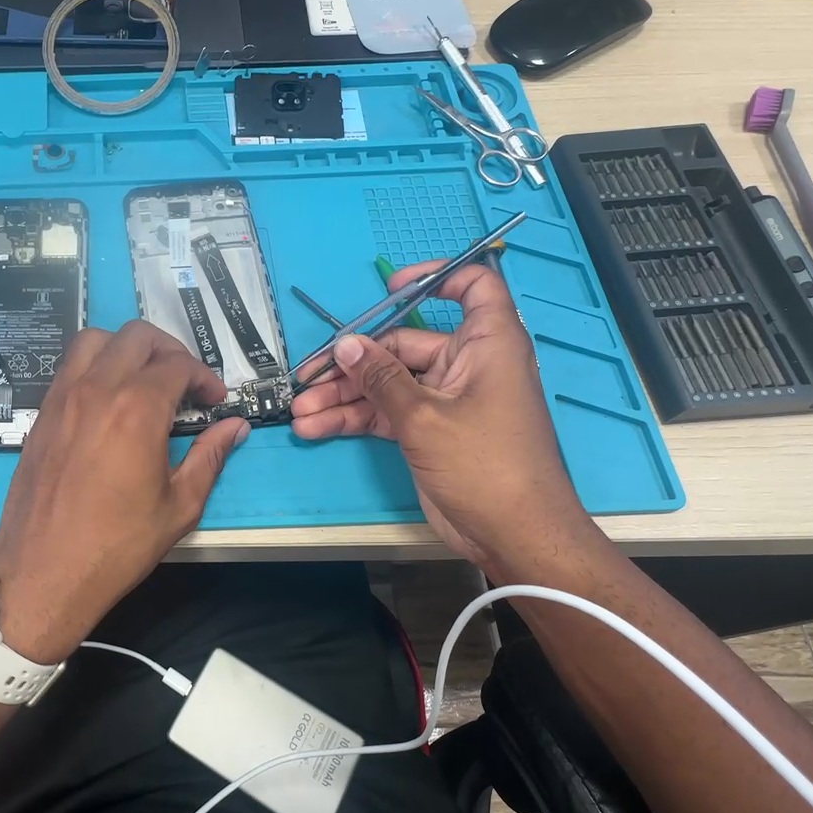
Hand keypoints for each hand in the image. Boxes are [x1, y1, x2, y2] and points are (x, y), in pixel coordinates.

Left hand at [0, 321, 248, 662]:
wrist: (44, 572)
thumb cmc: (117, 546)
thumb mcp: (178, 506)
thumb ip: (209, 457)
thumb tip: (235, 427)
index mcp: (136, 409)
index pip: (178, 365)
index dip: (204, 377)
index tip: (214, 401)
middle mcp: (96, 390)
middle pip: (136, 337)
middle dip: (170, 351)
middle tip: (185, 383)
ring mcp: (62, 398)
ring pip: (95, 340)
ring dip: (126, 348)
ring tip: (144, 378)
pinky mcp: (42, 414)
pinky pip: (69, 367)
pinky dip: (94, 365)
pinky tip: (108, 399)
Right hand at [289, 260, 592, 567]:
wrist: (512, 534)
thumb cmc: (484, 463)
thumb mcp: (424, 416)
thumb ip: (380, 377)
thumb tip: (345, 345)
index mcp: (486, 344)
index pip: (473, 287)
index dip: (435, 278)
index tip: (389, 290)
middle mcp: (465, 363)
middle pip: (402, 345)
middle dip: (352, 363)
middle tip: (307, 379)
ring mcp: (443, 398)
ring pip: (385, 383)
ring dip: (343, 397)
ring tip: (301, 412)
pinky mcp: (427, 429)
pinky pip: (385, 412)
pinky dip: (354, 419)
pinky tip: (316, 428)